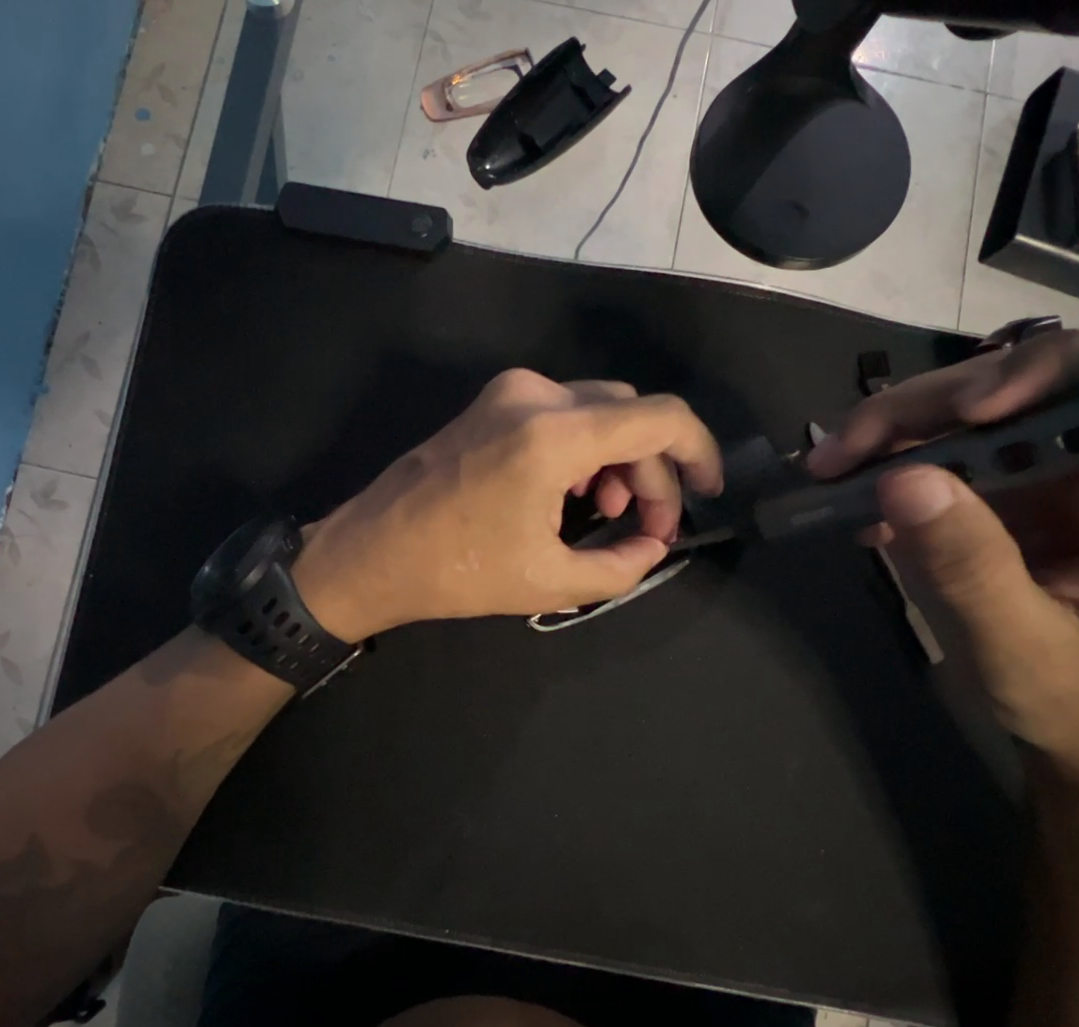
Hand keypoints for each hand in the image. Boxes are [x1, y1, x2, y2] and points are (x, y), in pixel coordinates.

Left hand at [291, 369, 724, 641]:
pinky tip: (572, 495)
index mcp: (555, 435)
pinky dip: (583, 449)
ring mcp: (508, 392)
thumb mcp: (551, 581)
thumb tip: (655, 544)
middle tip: (648, 529)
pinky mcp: (491, 402)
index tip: (706, 493)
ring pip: (598, 410)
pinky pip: (562, 412)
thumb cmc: (457, 571)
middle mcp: (536, 396)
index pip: (661, 419)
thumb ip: (623, 565)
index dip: (698, 453)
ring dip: (618, 460)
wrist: (372, 551)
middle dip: (652, 472)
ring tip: (608, 515)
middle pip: (630, 415)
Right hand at [807, 328, 1078, 794]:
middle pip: (1056, 378)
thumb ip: (970, 570)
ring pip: (998, 396)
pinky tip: (854, 484)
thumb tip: (901, 477)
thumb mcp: (1021, 653)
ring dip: (909, 418)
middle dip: (947, 397)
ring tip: (833, 459)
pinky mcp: (1031, 479)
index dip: (1073, 372)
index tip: (973, 414)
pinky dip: (903, 448)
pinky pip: (965, 436)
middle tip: (857, 440)